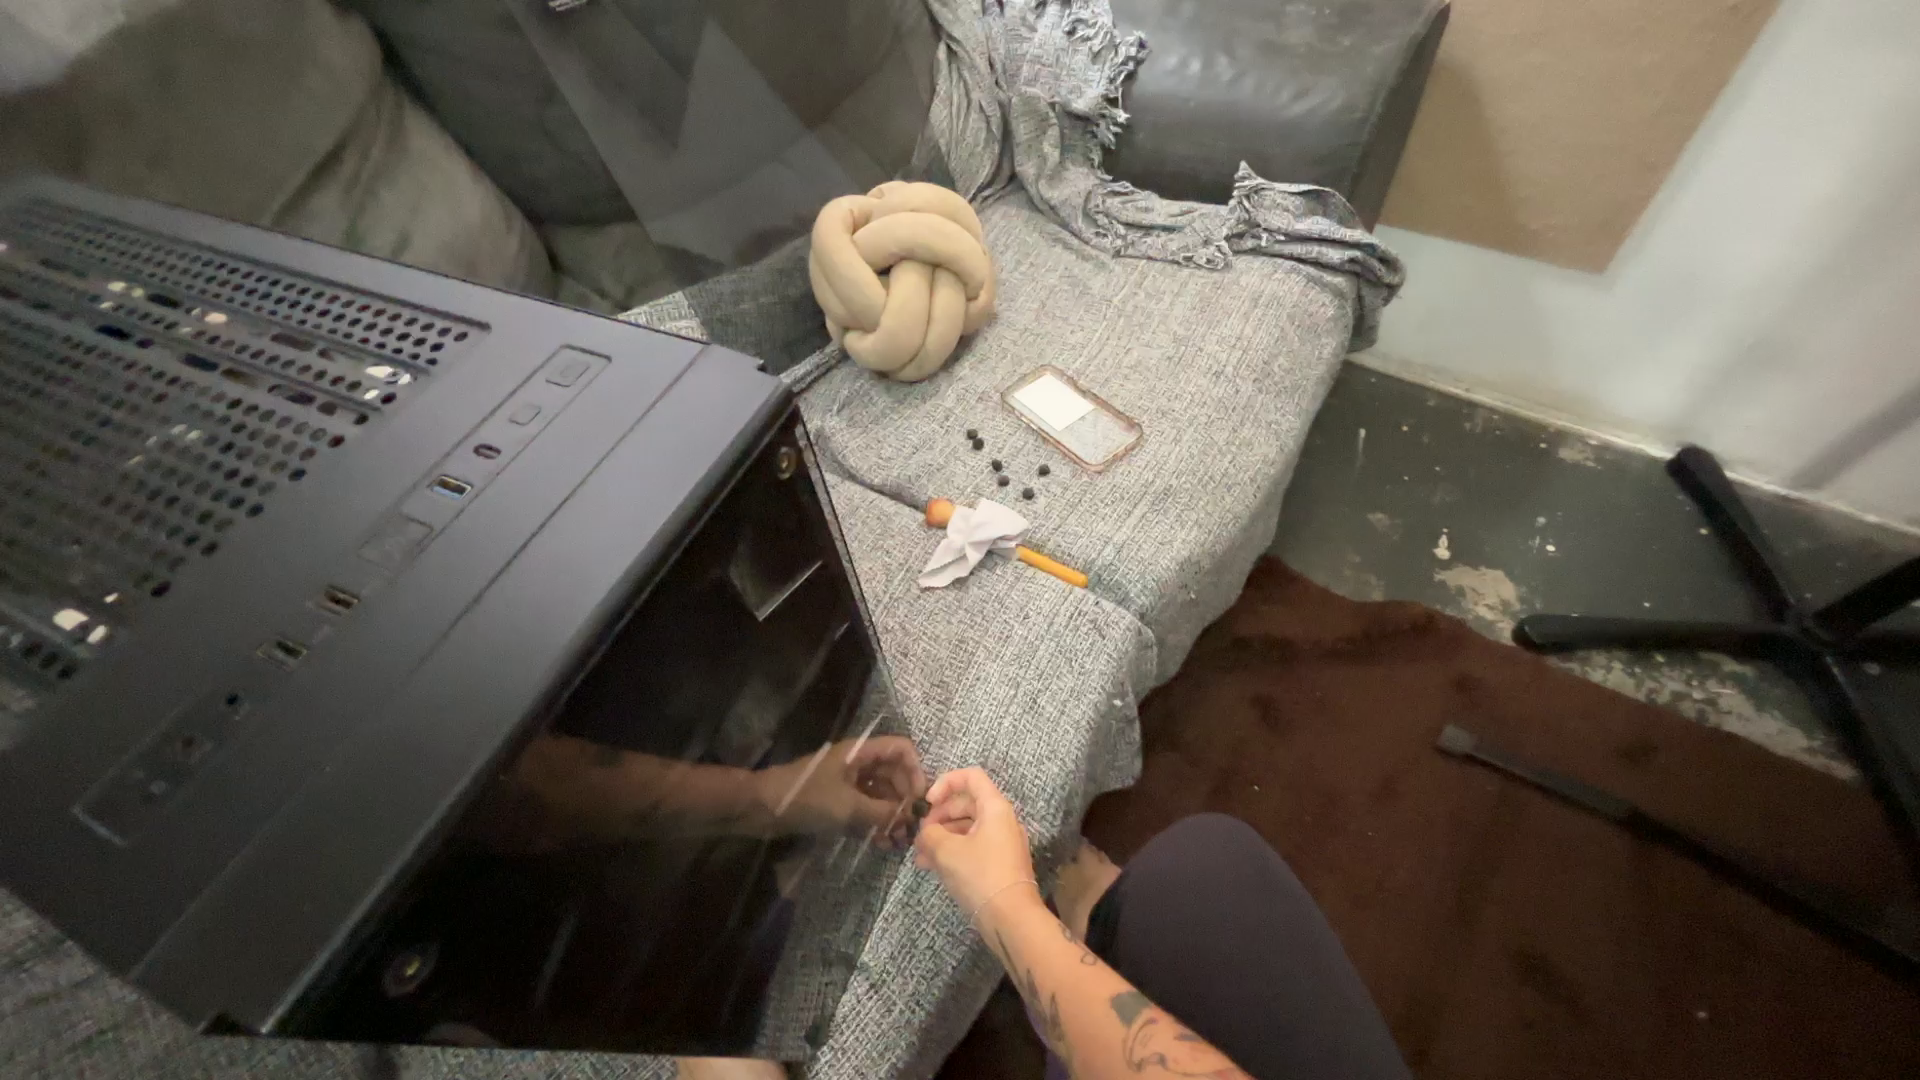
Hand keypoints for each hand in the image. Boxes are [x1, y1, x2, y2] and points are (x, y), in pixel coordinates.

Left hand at [755, 735, 926, 847]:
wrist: (762, 808)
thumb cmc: (807, 798)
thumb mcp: (848, 807)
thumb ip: (883, 812)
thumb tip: (912, 818)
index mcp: (861, 752)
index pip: (901, 750)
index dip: (916, 772)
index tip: (920, 801)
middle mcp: (858, 763)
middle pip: (894, 774)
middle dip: (905, 800)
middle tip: (912, 829)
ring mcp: (848, 781)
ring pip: (881, 793)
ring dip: (892, 815)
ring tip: (899, 842)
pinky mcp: (838, 799)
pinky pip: (866, 806)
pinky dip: (875, 822)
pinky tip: (882, 843)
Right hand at [913, 767, 1039, 922]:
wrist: (1012, 919)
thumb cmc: (981, 876)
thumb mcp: (947, 851)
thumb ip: (930, 834)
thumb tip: (926, 834)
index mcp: (995, 807)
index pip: (970, 777)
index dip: (945, 783)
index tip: (927, 803)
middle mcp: (1002, 820)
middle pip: (966, 803)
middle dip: (939, 817)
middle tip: (921, 836)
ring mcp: (1002, 843)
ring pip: (967, 828)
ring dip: (942, 838)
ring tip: (921, 858)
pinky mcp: (999, 864)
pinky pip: (973, 847)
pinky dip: (953, 852)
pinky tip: (933, 868)